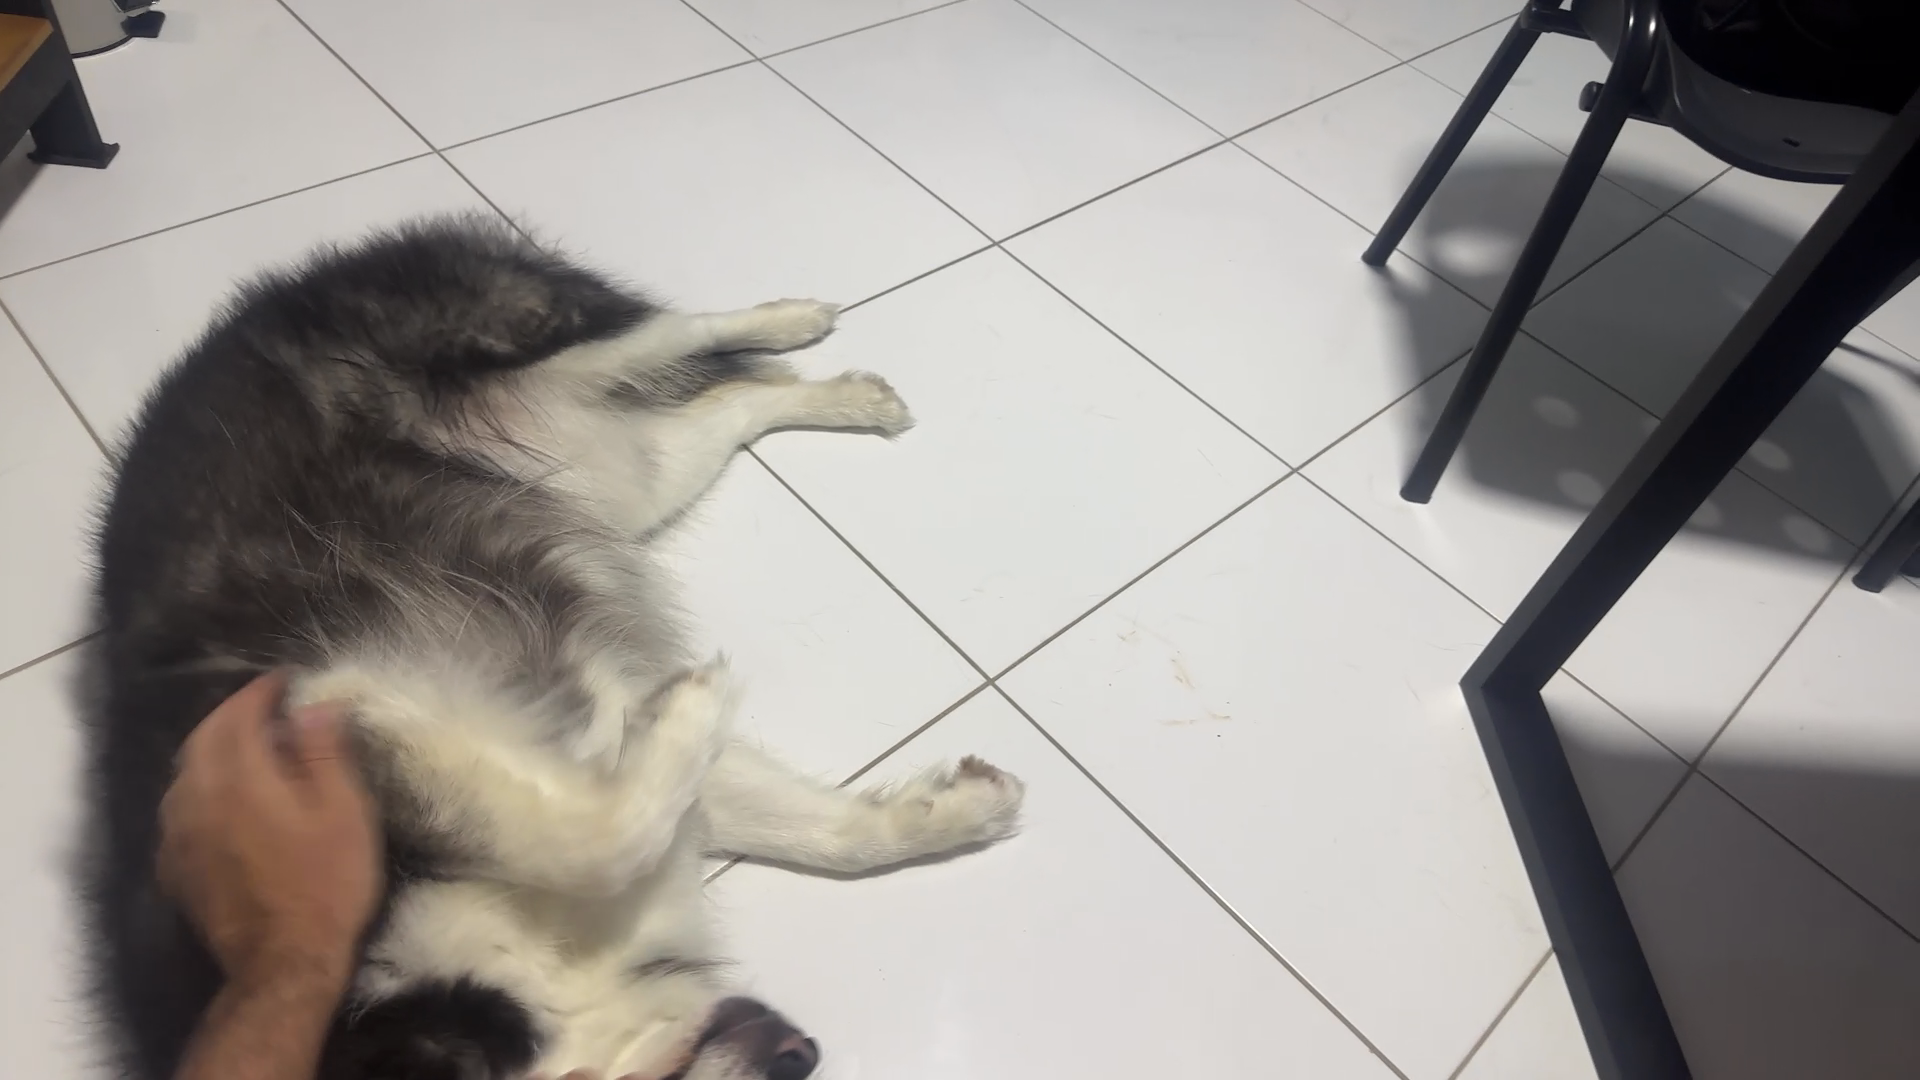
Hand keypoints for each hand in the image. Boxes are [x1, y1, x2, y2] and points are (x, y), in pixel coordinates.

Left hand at [157, 671, 381, 989]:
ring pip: (184, 775)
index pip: (236, 721)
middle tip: (270, 703)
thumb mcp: (345, 808)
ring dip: (214, 747)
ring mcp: (180, 839)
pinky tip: (232, 793)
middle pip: (200, 744)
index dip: (259, 693)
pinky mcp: (178, 866)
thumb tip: (317, 705)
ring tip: (254, 741)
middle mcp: (196, 804)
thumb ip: (324, 754)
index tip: (286, 679)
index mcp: (240, 784)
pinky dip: (204, 781)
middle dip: (231, 715)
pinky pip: (181, 807)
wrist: (285, 955)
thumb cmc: (329, 874)